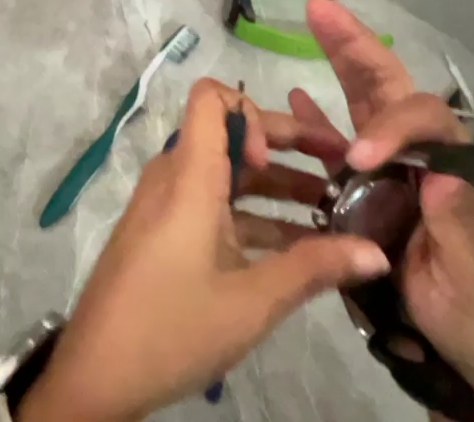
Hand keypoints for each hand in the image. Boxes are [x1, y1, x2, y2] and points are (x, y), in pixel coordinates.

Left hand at [21, 78, 391, 421]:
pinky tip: (300, 250)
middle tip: (343, 167)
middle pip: (231, 135)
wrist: (95, 375)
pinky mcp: (166, 233)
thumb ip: (314, 269)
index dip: (253, 113)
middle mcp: (175, 177)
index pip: (211, 97)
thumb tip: (377, 251)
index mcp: (188, 175)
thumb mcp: (251, 302)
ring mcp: (167, 205)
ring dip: (278, 188)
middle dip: (287, 147)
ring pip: (227, 175)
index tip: (276, 160)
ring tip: (335, 213)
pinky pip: (214, 206)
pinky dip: (254, 217)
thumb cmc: (171, 327)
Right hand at [301, 0, 473, 421]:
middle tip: (321, 10)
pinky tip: (294, 98)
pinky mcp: (365, 194)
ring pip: (362, 106)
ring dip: (337, 63)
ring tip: (311, 23)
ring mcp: (392, 174)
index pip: (424, 122)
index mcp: (456, 172)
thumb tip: (439, 175)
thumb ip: (460, 233)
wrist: (467, 361)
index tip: (358, 158)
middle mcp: (423, 160)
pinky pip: (336, 146)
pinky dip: (316, 120)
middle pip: (391, 90)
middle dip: (356, 47)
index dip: (390, 127)